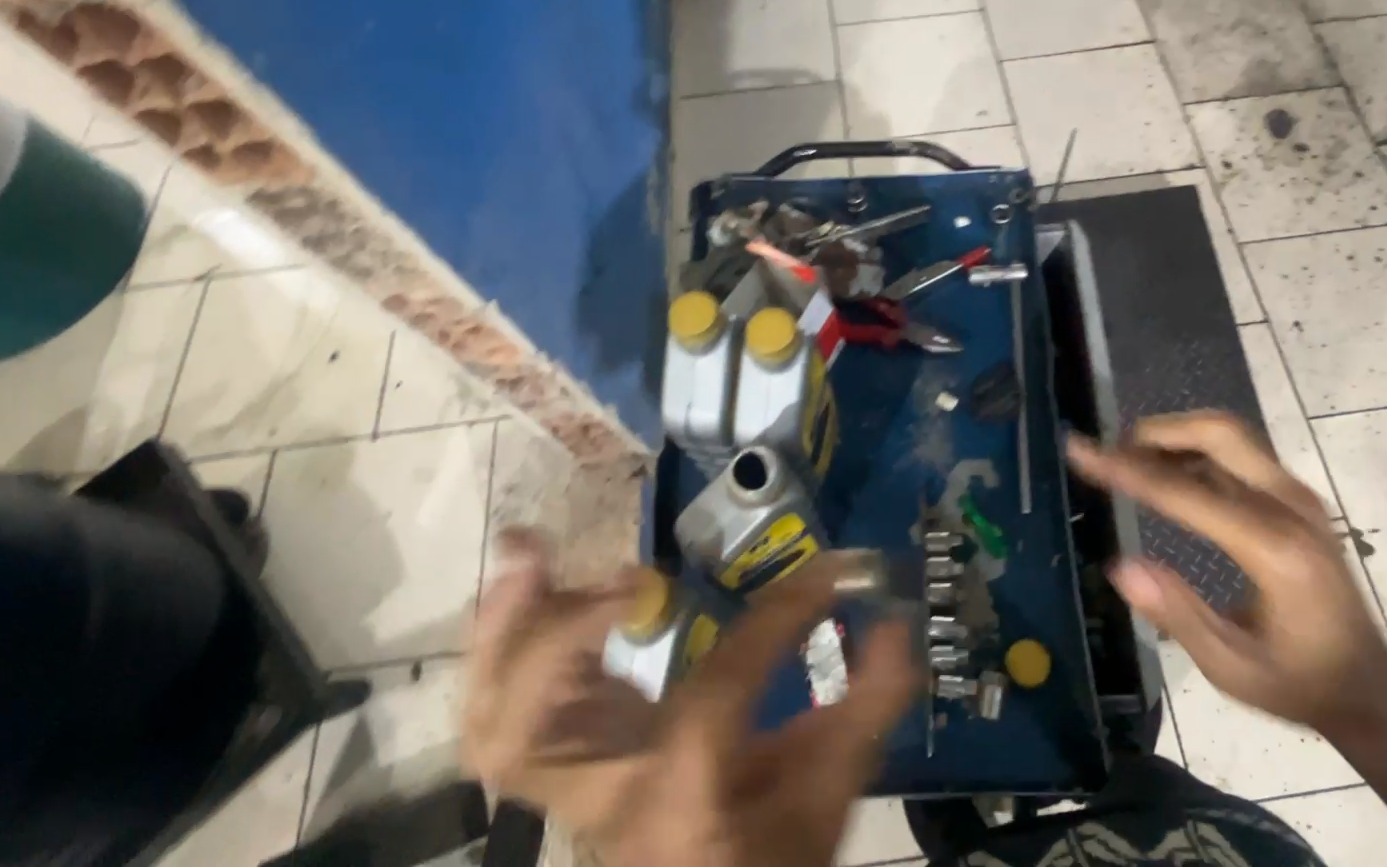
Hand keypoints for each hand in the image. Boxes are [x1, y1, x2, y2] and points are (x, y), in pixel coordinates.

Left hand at [461, 529, 918, 866]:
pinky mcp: (556, 759)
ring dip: (506, 628)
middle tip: (627, 579)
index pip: (713, 699)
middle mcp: (608, 798)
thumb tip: (893, 620)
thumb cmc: (771, 855)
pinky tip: (527, 584)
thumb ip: (866, 708)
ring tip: (534, 550)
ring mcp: (568, 784)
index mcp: (684, 806)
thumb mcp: (828, 795)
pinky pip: (495, 708)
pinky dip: (499, 643)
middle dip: (564, 638)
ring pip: (493, 718)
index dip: (773, 623)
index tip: (825, 575)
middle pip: (535, 730)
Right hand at [1066, 413, 1386, 738]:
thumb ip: (1176, 614)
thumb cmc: (1295, 682)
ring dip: (1176, 437)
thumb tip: (1118, 566)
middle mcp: (1290, 508)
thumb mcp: (1230, 666)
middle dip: (1158, 432)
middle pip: (1220, 433)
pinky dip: (1196, 451)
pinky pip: (1241, 455)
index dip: (1125, 469)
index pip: (1185, 491)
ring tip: (1129, 461)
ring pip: (1231, 436)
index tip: (1079, 451)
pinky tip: (1168, 475)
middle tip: (1111, 452)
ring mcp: (1299, 499)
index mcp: (1273, 550)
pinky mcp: (1297, 501)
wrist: (1368, 686)